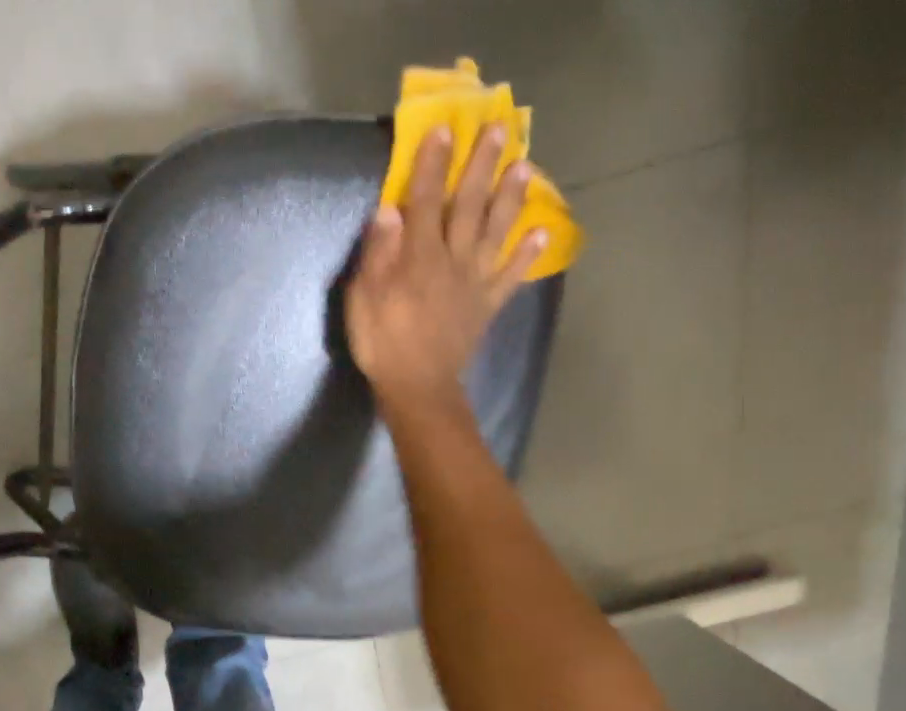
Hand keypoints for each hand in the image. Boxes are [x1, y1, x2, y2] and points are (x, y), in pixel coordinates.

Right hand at [345, 123, 545, 417]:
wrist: (417, 386)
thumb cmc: (382, 341)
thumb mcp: (364, 298)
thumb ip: (378, 253)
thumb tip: (389, 209)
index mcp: (419, 256)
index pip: (424, 200)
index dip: (433, 164)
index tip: (444, 129)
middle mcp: (453, 259)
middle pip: (468, 205)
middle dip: (481, 166)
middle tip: (497, 130)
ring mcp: (475, 282)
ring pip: (496, 231)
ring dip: (511, 198)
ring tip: (525, 166)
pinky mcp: (487, 304)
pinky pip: (511, 276)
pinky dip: (527, 255)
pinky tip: (541, 234)